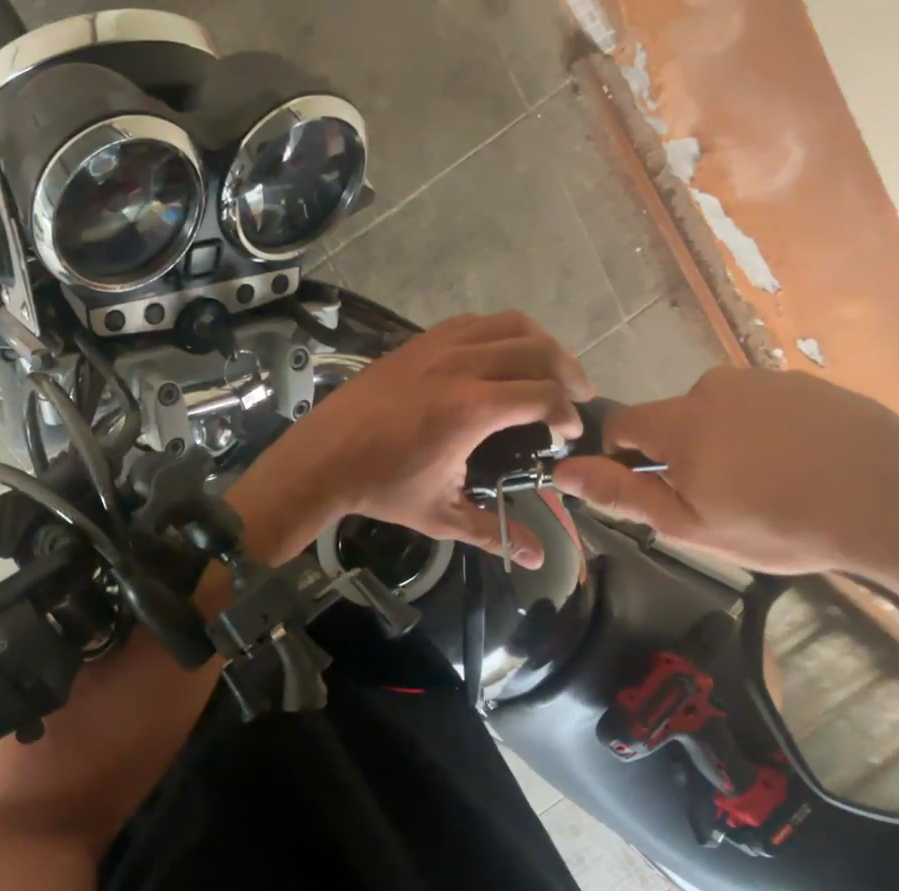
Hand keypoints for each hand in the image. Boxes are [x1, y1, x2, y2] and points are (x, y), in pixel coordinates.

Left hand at [234, 311, 593, 568]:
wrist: (321, 458)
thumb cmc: (381, 488)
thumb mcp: (440, 514)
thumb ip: (493, 532)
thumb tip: (536, 559)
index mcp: (471, 408)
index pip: (544, 395)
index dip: (567, 414)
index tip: (568, 434)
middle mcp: (461, 366)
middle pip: (537, 350)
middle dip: (568, 372)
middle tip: (577, 397)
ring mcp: (436, 347)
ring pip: (508, 324)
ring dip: (539, 343)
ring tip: (549, 368)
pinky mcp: (416, 342)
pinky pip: (472, 322)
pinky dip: (499, 332)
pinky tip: (501, 355)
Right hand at [550, 367, 898, 573]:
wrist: (897, 501)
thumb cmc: (777, 522)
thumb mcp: (687, 523)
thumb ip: (621, 493)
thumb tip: (562, 471)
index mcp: (679, 420)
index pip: (622, 423)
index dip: (622, 457)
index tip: (652, 491)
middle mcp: (717, 386)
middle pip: (674, 418)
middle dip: (681, 453)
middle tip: (717, 500)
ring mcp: (769, 382)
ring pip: (721, 413)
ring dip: (726, 443)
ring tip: (766, 487)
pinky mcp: (812, 386)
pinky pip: (765, 409)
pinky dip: (768, 435)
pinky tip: (800, 469)